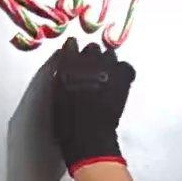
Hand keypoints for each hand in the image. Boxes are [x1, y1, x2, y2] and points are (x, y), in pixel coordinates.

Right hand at [50, 38, 135, 173]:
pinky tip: (116, 79)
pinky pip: (125, 66)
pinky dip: (121, 71)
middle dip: (90, 57)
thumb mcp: (56, 96)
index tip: (71, 55)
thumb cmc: (67, 121)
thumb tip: (64, 69)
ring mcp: (109, 68)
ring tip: (103, 74)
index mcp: (68, 65)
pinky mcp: (123, 77)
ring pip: (110, 55)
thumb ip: (61, 77)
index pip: (71, 45)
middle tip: (88, 69)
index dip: (71, 50)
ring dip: (105, 62)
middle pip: (92, 49)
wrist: (88, 135)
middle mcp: (90, 61)